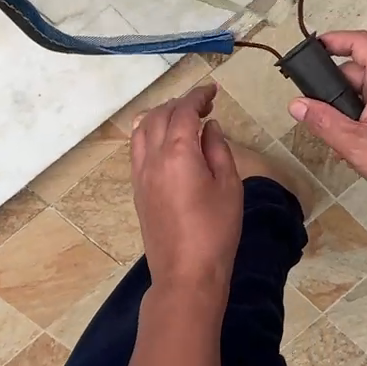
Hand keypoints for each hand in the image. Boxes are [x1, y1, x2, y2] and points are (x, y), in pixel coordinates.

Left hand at [131, 83, 241, 301]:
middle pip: (158, 115)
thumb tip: (209, 127)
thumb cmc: (216, 229)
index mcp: (177, 153)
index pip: (184, 111)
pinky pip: (137, 148)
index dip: (198, 96)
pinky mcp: (138, 190)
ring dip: (160, 115)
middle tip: (204, 104)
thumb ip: (218, 149)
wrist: (186, 274)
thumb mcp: (229, 185)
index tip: (213, 91)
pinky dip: (149, 132)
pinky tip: (166, 140)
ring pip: (141, 129)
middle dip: (180, 103)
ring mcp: (141, 175)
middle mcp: (152, 158)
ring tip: (182, 117)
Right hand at [288, 31, 366, 211]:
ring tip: (331, 135)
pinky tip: (350, 142)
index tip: (310, 49)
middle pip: (360, 69)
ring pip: (366, 89)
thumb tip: (295, 104)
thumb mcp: (357, 145)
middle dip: (334, 88)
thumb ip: (324, 122)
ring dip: (347, 107)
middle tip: (312, 112)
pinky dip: (361, 115)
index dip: (335, 39)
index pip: (361, 42)